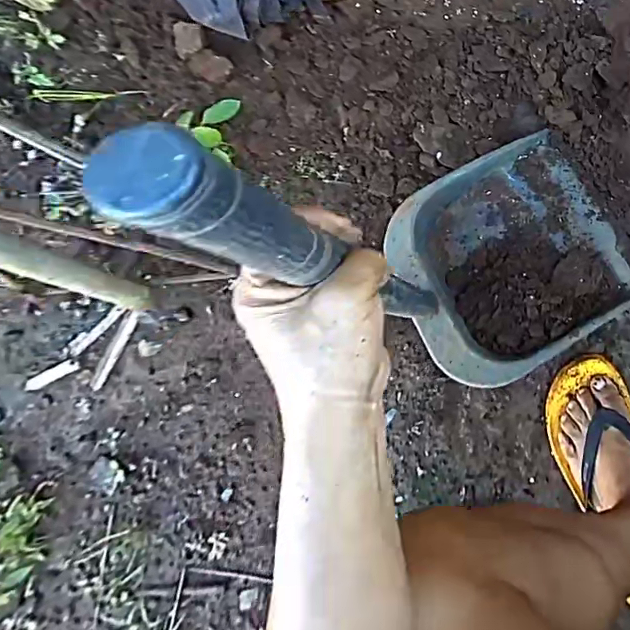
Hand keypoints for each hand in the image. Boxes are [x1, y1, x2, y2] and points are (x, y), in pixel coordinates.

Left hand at [232, 208, 391, 406]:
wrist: (345, 405)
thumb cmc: (328, 365)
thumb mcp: (347, 297)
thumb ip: (363, 261)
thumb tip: (371, 253)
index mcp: (257, 288)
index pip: (280, 233)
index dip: (313, 224)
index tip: (338, 229)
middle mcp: (272, 290)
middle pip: (307, 242)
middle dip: (338, 245)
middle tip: (356, 249)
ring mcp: (298, 299)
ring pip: (329, 259)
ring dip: (353, 263)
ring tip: (364, 278)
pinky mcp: (322, 307)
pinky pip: (342, 276)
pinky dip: (359, 278)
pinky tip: (368, 289)